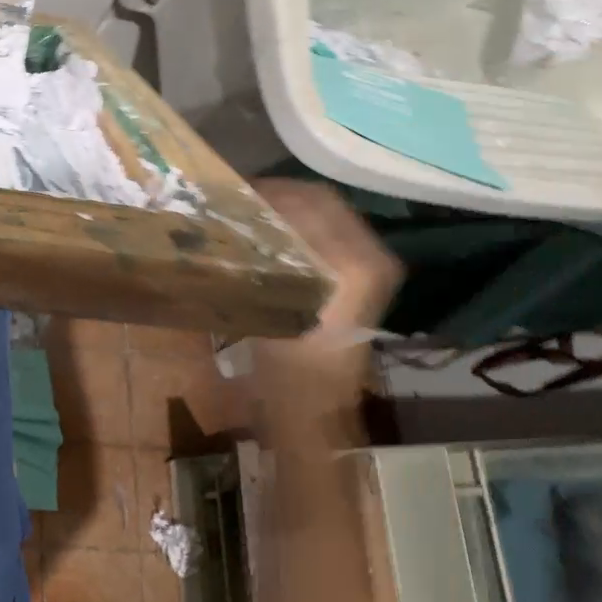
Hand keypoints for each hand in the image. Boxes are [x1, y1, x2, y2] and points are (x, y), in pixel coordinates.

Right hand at [249, 180, 402, 407]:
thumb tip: (228, 221)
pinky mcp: (361, 277)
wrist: (313, 410)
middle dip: (277, 195)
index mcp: (355, 263)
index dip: (269, 191)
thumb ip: (258, 262)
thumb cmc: (286, 372)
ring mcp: (371, 266)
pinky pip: (328, 233)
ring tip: (243, 213)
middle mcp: (372, 256)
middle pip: (322, 202)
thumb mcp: (267, 312)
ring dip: (285, 208)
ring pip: (325, 215)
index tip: (229, 192)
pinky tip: (264, 236)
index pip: (311, 203)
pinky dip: (296, 225)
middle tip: (231, 199)